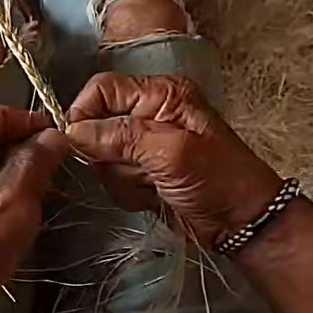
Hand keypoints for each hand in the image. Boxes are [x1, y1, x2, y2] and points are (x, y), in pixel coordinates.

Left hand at [0, 104, 68, 312]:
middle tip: (54, 163)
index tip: (57, 137)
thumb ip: (36, 161)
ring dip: (16, 164)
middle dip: (24, 144)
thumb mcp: (15, 201)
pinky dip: (3, 180)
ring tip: (42, 182)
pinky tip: (22, 197)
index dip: (29, 121)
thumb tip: (55, 135)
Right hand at [65, 73, 280, 243]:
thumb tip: (73, 132)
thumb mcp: (171, 152)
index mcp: (159, 94)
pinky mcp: (139, 171)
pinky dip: (126, 191)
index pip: (101, 89)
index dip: (84, 114)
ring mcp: (142, 145)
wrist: (240, 223)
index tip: (82, 144)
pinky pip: (111, 178)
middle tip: (139, 168)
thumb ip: (121, 136)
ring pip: (99, 156)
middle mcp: (147, 113)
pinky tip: (151, 194)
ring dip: (120, 176)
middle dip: (108, 154)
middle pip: (95, 125)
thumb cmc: (217, 179)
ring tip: (151, 184)